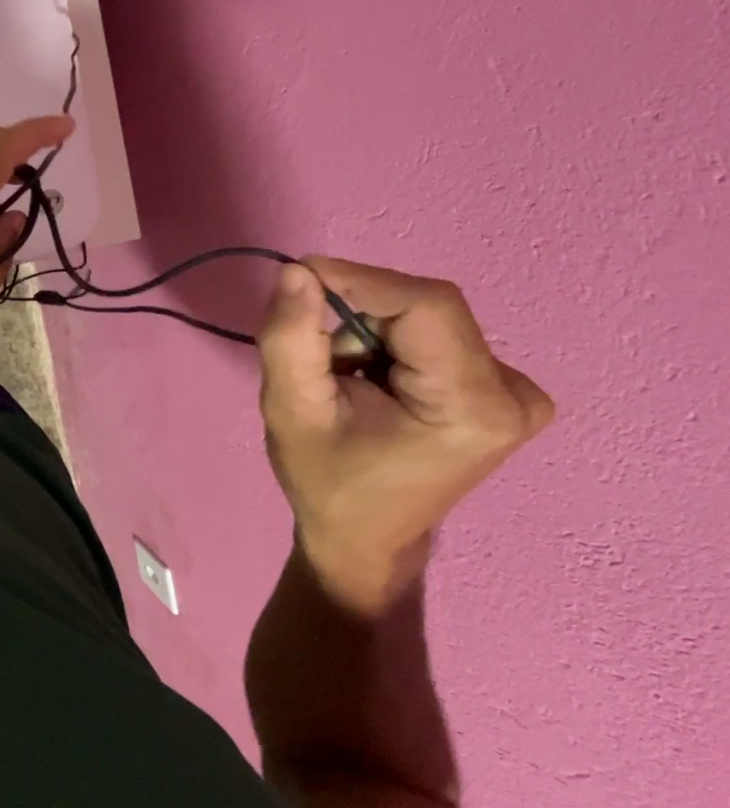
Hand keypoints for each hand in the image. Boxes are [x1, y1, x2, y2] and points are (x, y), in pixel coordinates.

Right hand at [258, 257, 554, 615]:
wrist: (363, 536)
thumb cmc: (326, 481)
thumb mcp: (290, 409)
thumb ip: (291, 338)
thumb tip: (297, 271)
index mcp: (472, 406)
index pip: (425, 305)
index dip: (360, 280)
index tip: (298, 275)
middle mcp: (513, 392)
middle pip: (423, 309)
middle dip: (355, 318)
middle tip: (312, 355)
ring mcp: (516, 391)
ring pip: (423, 319)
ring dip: (366, 332)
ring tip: (338, 378)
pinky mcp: (501, 389)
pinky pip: (432, 335)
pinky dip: (384, 344)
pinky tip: (367, 381)